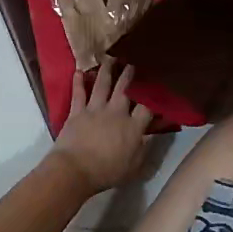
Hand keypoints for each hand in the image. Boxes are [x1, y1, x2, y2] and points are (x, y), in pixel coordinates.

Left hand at [49, 61, 153, 193]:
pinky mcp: (76, 112)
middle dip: (130, 74)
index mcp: (133, 127)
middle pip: (125, 89)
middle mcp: (116, 112)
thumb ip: (144, 148)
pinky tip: (78, 71)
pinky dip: (78, 82)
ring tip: (111, 58)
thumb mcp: (134, 166)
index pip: (148, 106)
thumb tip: (151, 134)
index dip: (153, 95)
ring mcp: (95, 110)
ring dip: (107, 71)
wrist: (75, 170)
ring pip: (102, 85)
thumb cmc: (107, 172)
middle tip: (133, 61)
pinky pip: (78, 94)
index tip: (157, 84)